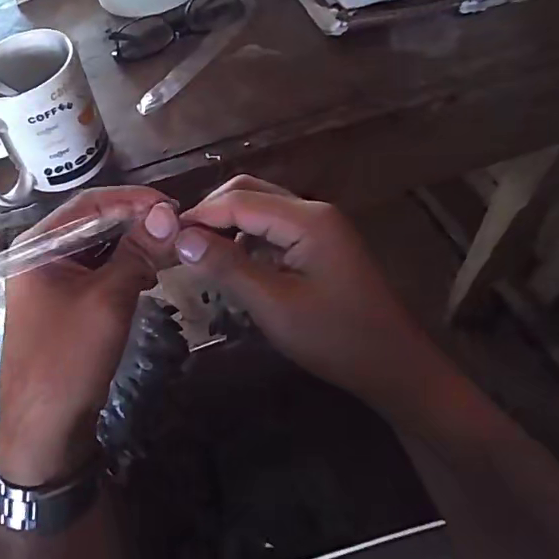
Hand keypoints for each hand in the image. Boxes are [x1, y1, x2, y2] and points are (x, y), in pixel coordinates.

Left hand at [0, 187, 179, 485]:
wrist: (43, 429)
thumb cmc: (68, 358)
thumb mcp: (107, 300)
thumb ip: (136, 252)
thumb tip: (166, 213)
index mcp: (37, 246)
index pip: (89, 204)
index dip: (133, 200)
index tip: (173, 205)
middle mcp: (40, 255)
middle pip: (93, 224)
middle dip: (135, 223)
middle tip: (177, 227)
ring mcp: (50, 280)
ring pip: (98, 249)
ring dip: (132, 247)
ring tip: (169, 250)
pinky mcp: (64, 303)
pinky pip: (97, 273)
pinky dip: (123, 270)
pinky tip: (148, 276)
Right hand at [174, 176, 452, 412]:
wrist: (394, 366)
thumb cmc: (335, 338)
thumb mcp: (273, 304)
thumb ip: (226, 266)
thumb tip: (181, 237)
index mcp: (307, 219)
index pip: (238, 201)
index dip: (198, 216)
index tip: (164, 237)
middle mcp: (314, 211)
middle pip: (250, 193)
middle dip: (212, 213)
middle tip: (180, 244)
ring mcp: (320, 227)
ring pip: (261, 209)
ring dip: (228, 225)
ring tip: (200, 255)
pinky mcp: (321, 245)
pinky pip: (275, 229)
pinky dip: (248, 239)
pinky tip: (234, 264)